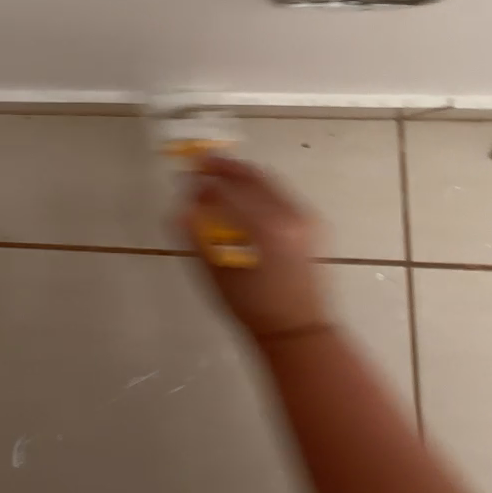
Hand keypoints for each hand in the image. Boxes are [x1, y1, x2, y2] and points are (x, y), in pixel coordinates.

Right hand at [181, 155, 331, 338]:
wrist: (298, 330)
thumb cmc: (252, 306)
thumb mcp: (216, 273)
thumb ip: (198, 236)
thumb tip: (181, 206)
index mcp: (263, 228)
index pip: (226, 190)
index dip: (203, 180)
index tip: (187, 175)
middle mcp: (287, 216)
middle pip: (251, 177)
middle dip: (224, 167)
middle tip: (202, 161)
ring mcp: (304, 218)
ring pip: (267, 182)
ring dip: (242, 175)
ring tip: (220, 174)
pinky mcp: (311, 224)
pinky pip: (280, 194)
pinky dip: (258, 188)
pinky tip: (244, 194)